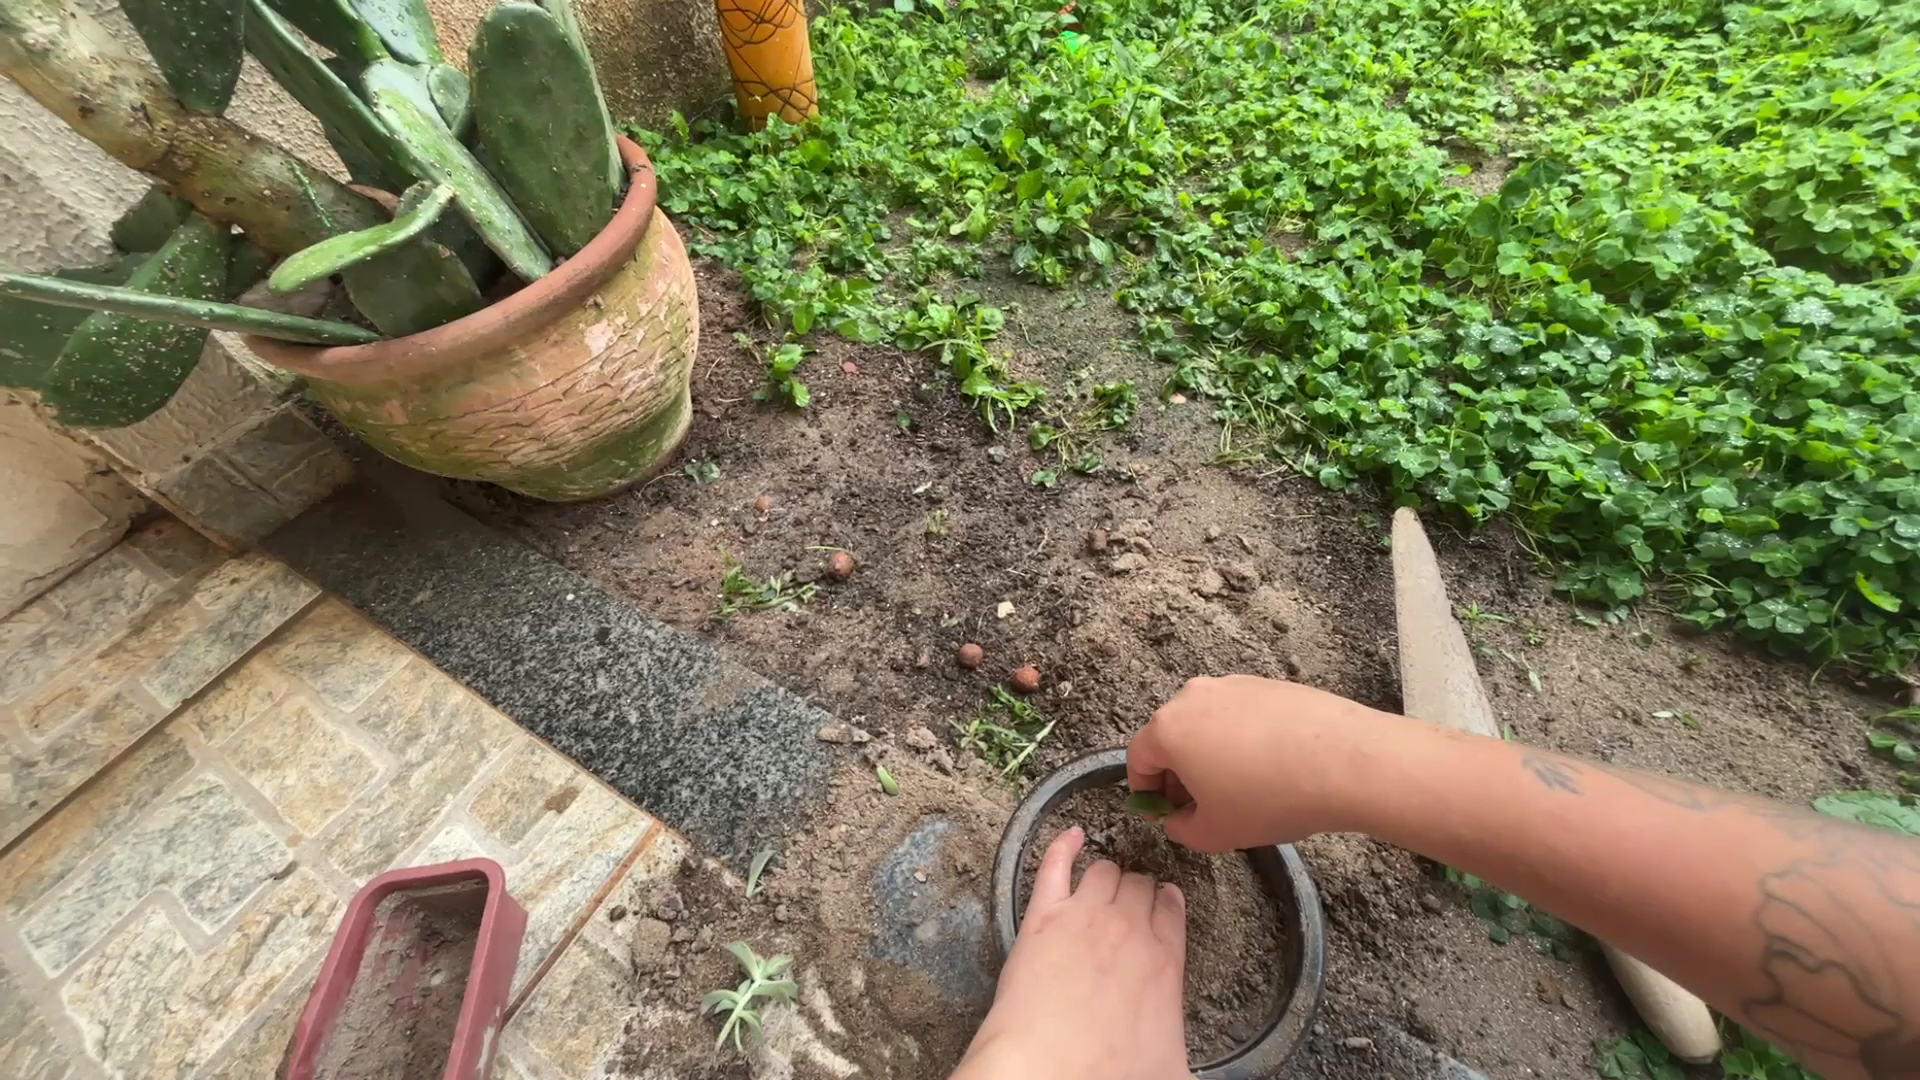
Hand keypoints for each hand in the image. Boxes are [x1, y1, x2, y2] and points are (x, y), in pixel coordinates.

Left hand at [953, 827, 1191, 1079]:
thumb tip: (1198, 1064)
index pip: (1172, 910)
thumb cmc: (1112, 1077)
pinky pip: (1056, 863)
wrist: (1048, 1071)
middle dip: (1137, 888)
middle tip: (1129, 900)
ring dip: (1108, 873)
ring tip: (1104, 880)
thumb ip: (1183, 1047)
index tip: (1163, 901)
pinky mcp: (1044, 913)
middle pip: (1139, 885)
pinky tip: (1071, 836)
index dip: (1167, 902)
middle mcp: (1129, 927)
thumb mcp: (1175, 1072)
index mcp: (1165, 962)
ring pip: (1104, 871)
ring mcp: (1085, 914)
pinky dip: (1064, 844)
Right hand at [1127, 675, 1401, 850]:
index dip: (1145, 790)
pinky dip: (1242, 737)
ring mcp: (1229, 685)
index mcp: (1167, 729)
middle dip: (1178, 772)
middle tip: (1200, 804)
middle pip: (1170, 737)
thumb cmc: (1270, 797)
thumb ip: (1183, 830)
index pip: (1137, 758)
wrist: (1345, 761)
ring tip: (1242, 786)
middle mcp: (1190, 697)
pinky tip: (1271, 765)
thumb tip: (1178, 821)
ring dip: (1210, 753)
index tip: (1162, 811)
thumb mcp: (1217, 832)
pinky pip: (1239, 713)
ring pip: (1205, 723)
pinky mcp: (1263, 683)